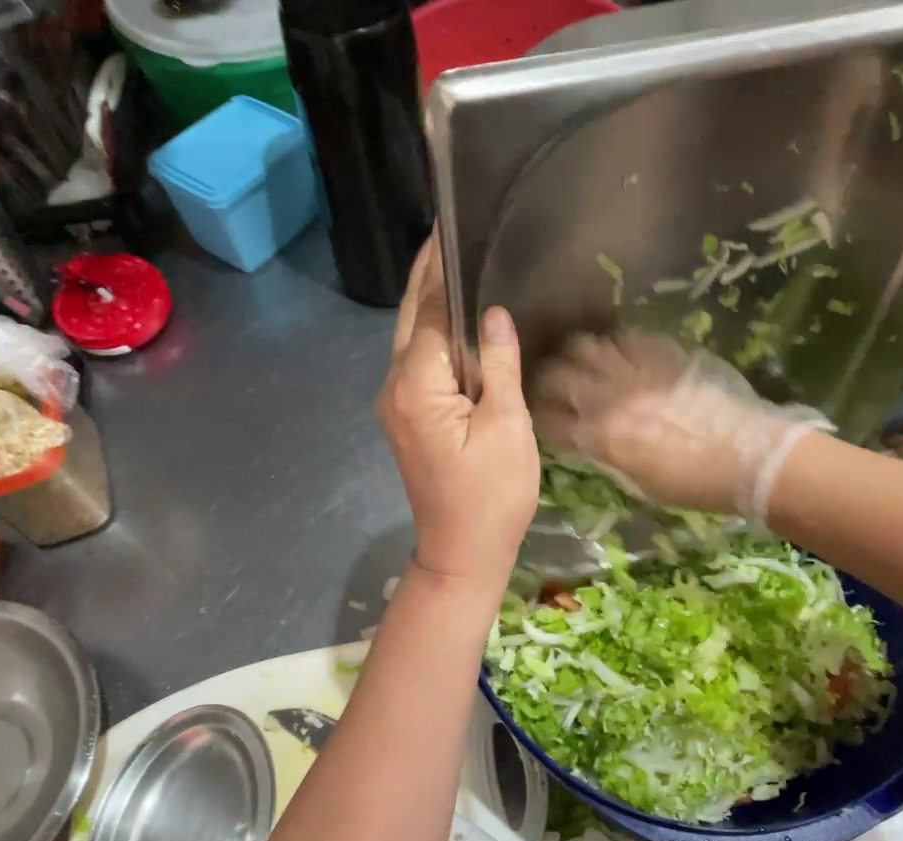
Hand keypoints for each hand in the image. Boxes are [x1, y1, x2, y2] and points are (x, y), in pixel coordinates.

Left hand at [377, 241, 539, 584]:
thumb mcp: (507, 427)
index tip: (451, 226)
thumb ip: (498, 365)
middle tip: (450, 233)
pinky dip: (435, 335)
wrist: (463, 552)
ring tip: (456, 264)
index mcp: (417, 385)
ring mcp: (396, 405)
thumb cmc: (492, 495)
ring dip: (430, 302)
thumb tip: (494, 314)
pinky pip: (418, 363)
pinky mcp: (407, 419)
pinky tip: (457, 322)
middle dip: (428, 276)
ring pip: (412, 340)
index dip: (444, 269)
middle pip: (412, 319)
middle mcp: (395, 388)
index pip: (432, 311)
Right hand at [532, 333, 832, 523]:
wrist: (748, 458)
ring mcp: (636, 371)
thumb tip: (591, 441)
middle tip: (554, 387)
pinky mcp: (664, 354)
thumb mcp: (638, 483)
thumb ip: (607, 456)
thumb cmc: (693, 484)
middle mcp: (609, 398)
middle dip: (549, 381)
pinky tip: (623, 355)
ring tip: (585, 364)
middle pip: (558, 376)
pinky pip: (628, 338)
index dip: (540, 418)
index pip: (550, 420)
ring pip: (588, 347)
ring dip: (579, 356)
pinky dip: (618, 345)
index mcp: (599, 438)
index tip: (542, 418)